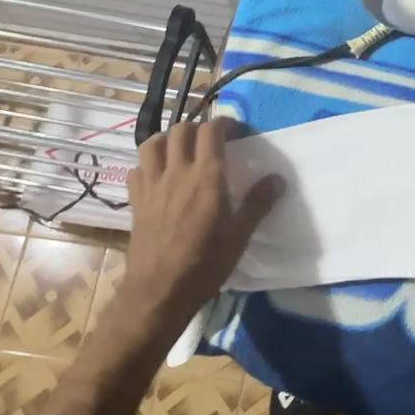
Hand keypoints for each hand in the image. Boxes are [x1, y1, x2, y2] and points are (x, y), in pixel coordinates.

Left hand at [121, 119, 285, 334]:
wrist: (159, 291)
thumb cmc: (205, 263)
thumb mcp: (240, 235)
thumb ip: (258, 203)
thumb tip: (278, 178)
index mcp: (206, 176)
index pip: (210, 131)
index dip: (223, 123)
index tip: (235, 131)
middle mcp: (176, 172)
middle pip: (180, 130)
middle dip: (197, 128)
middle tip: (210, 141)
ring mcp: (152, 185)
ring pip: (152, 143)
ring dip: (168, 139)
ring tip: (180, 150)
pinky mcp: (136, 201)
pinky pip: (137, 169)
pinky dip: (148, 164)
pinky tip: (158, 176)